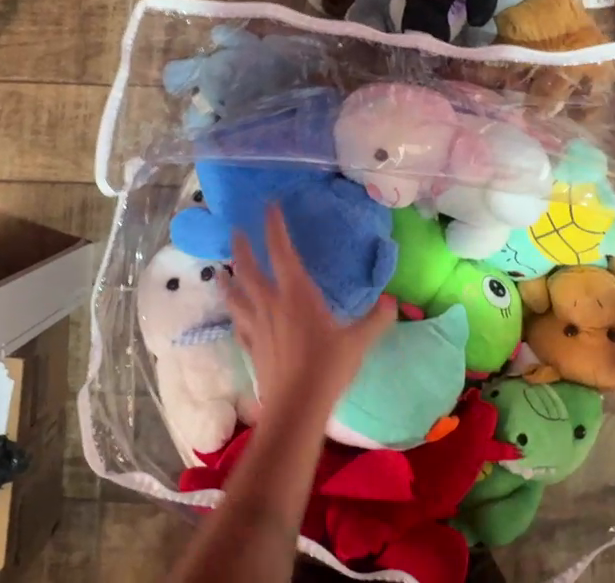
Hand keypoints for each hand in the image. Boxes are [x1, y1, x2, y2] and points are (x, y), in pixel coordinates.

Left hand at [225, 205, 395, 414]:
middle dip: (241, 247)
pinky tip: (234, 315)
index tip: (269, 206)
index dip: (274, 226)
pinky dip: (234, 314)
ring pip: (235, 295)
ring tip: (220, 271)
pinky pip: (238, 324)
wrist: (296, 407)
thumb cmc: (327, 368)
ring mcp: (256, 326)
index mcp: (296, 293)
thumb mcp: (358, 342)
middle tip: (236, 231)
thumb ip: (376, 319)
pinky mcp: (250, 347)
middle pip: (248, 268)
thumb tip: (393, 301)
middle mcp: (271, 303)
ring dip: (227, 280)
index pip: (281, 251)